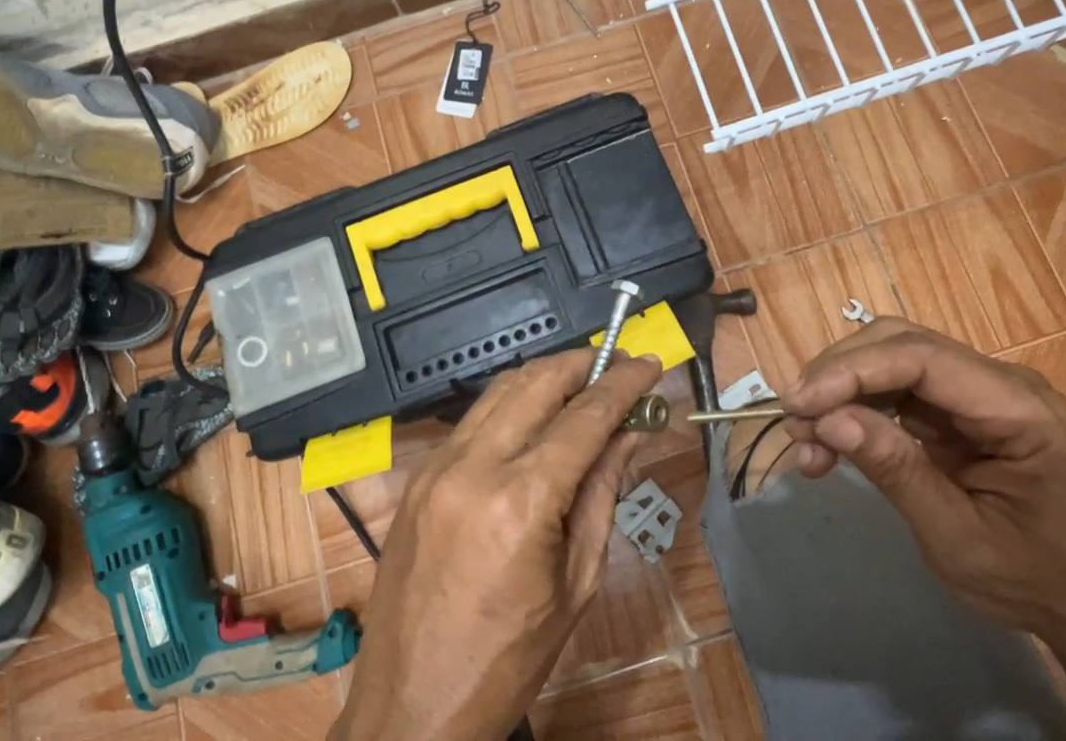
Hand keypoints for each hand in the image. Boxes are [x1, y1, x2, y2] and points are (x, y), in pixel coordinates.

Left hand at [331, 349, 663, 740]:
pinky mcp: (418, 478)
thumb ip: (601, 493)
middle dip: (583, 363)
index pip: (584, 416)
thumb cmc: (510, 657)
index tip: (651, 362)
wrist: (414, 702)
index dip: (624, 383)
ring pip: (499, 391)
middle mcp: (473, 467)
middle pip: (536, 383)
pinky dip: (511, 404)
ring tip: (584, 379)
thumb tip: (629, 432)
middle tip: (619, 362)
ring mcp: (437, 468)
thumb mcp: (576, 581)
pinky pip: (472, 421)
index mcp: (520, 501)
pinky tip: (536, 416)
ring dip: (546, 376)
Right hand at [781, 318, 1065, 739]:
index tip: (800, 404)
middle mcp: (1001, 384)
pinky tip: (828, 444)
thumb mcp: (960, 539)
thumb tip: (829, 420)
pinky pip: (896, 391)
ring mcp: (979, 394)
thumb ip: (898, 473)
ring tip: (803, 439)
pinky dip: (854, 410)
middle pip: (902, 344)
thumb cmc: (1033, 580)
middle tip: (793, 418)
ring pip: (891, 360)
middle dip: (839, 374)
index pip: (924, 358)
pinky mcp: (958, 411)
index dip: (854, 371)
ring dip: (840, 392)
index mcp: (1020, 410)